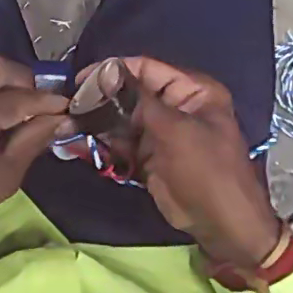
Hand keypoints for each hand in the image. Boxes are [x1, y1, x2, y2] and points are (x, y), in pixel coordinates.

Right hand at [93, 56, 283, 271]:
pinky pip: (122, 143)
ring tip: (72, 125)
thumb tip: (106, 71)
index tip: (81, 79)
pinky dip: (105, 145)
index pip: (147, 68)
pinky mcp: (149, 156)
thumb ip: (139, 99)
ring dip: (99, 123)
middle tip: (72, 105)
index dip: (114, 70)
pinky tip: (82, 145)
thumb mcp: (175, 129)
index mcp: (193, 91)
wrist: (220, 224)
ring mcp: (161, 133)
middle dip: (102, 99)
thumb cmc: (206, 170)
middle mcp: (176, 107)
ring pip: (122, 119)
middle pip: (131, 93)